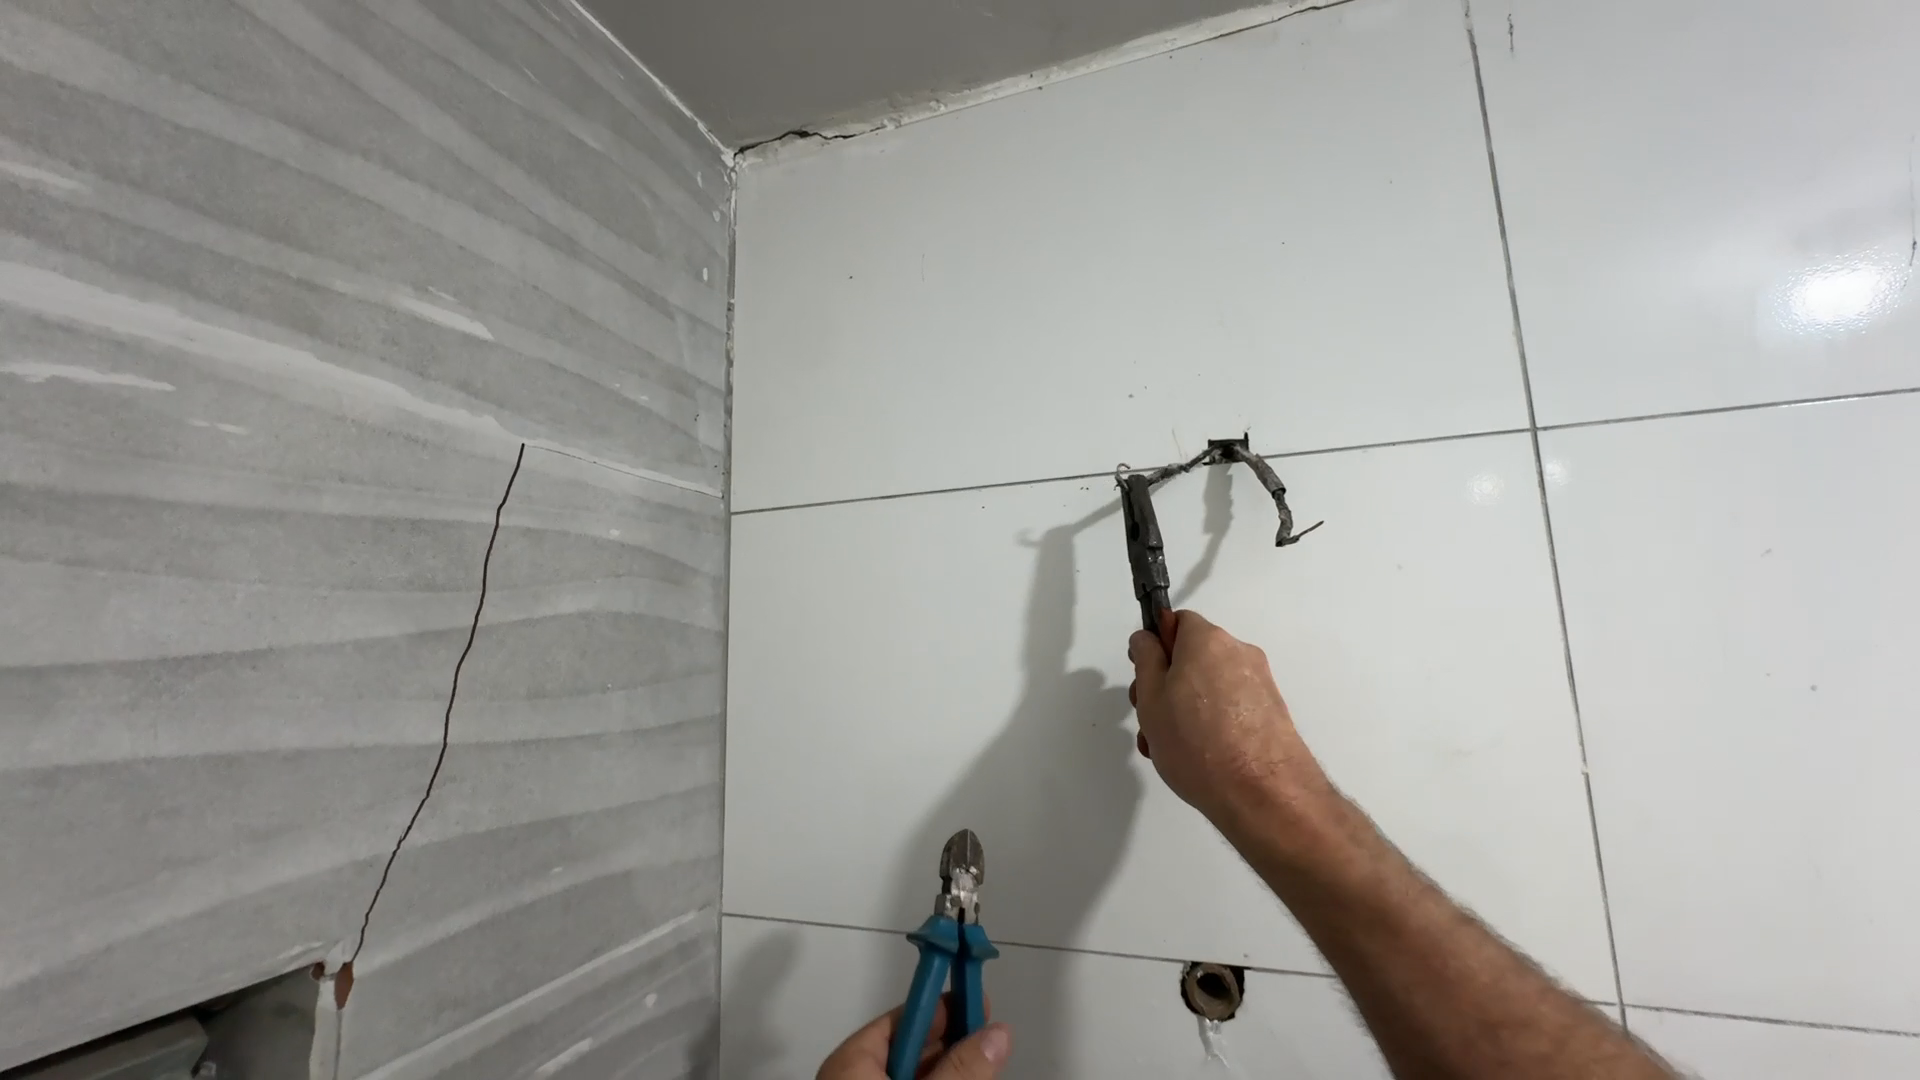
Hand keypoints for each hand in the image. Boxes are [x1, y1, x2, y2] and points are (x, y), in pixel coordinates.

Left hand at [816, 998, 1010, 1079]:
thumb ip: (961, 1071)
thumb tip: (998, 1031)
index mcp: (852, 1064)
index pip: (902, 1019)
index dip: (942, 1006)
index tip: (980, 1001)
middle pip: (911, 1052)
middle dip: (953, 1046)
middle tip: (992, 1041)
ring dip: (951, 1076)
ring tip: (985, 1069)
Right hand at [1129, 610, 1326, 830]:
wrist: (1264, 795)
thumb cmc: (1195, 741)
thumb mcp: (1152, 698)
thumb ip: (1145, 660)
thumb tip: (1147, 638)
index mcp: (1208, 640)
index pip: (1176, 622)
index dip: (1155, 645)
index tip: (1143, 677)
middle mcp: (1239, 653)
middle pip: (1192, 656)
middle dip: (1165, 683)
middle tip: (1148, 720)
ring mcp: (1260, 685)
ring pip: (1208, 687)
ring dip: (1183, 709)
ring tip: (1168, 748)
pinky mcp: (1272, 714)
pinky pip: (1229, 708)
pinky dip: (1210, 724)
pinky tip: (1196, 758)